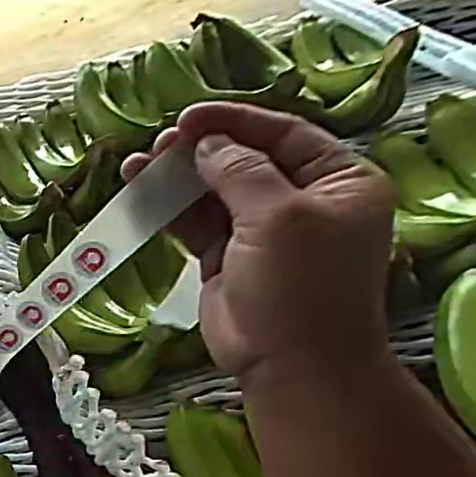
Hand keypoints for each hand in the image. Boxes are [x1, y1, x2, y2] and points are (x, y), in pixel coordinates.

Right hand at [121, 102, 397, 385]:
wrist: (289, 360)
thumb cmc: (300, 286)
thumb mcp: (279, 218)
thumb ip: (242, 174)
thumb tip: (207, 144)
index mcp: (336, 181)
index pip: (284, 135)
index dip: (235, 122)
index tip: (188, 116)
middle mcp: (298, 201)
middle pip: (242, 161)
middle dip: (199, 151)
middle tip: (159, 143)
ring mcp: (258, 232)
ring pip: (211, 194)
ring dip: (175, 180)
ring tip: (139, 165)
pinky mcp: (223, 258)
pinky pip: (193, 225)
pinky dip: (168, 211)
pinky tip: (142, 197)